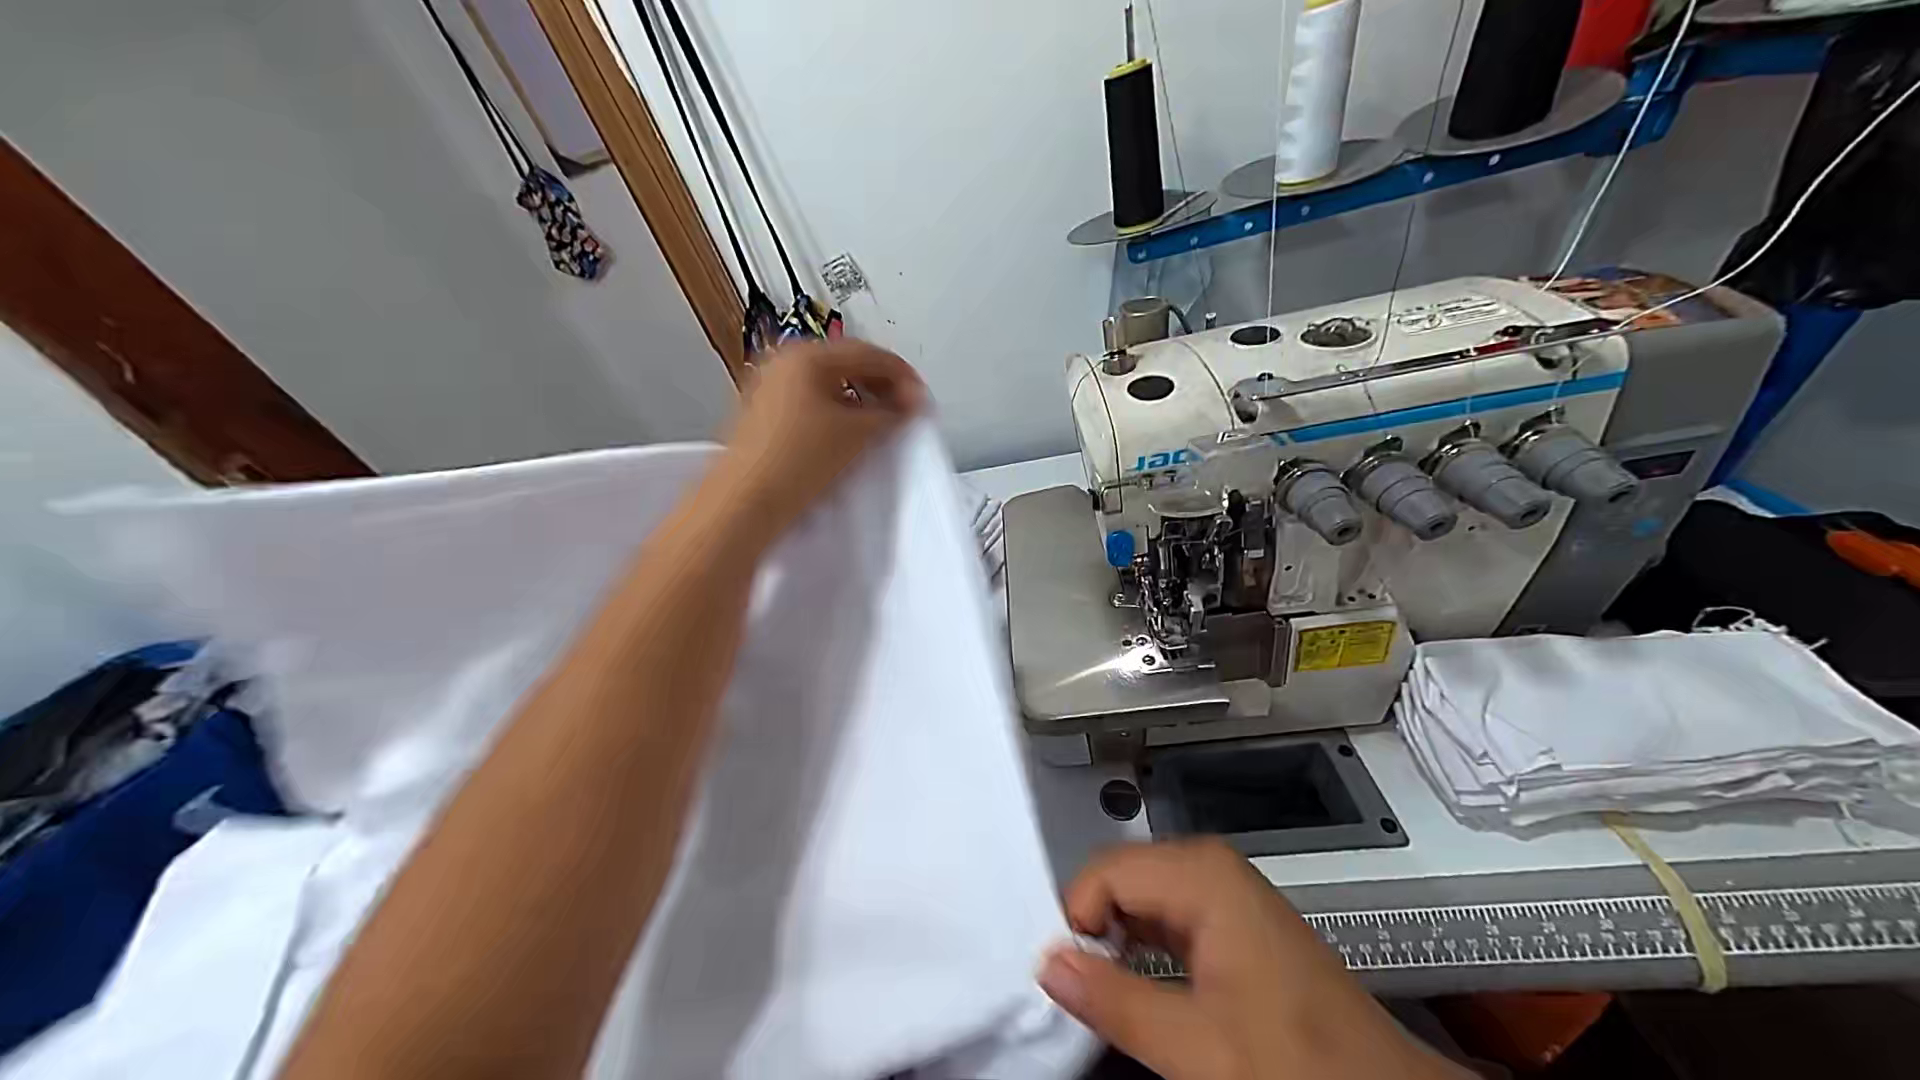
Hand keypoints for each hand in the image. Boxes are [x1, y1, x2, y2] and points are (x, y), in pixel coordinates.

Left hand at [714, 339, 924, 538]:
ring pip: (830, 386)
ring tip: (881, 428)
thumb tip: (907, 405)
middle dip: (881, 388)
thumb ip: (891, 413)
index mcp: (805, 355)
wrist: (746, 503)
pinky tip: (850, 439)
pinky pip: (813, 405)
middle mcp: (783, 364)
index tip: (920, 398)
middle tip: (905, 411)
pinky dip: (838, 416)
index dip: (903, 376)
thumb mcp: (857, 434)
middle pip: (848, 365)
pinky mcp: (766, 416)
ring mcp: (771, 389)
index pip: (869, 353)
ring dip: (861, 403)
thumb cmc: (792, 464)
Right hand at [1039, 840, 1467, 1079]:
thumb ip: (1115, 1001)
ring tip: (1110, 993)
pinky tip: (1137, 984)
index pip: (1102, 873)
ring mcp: (1218, 886)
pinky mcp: (1225, 913)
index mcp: (1201, 873)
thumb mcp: (1199, 1046)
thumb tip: (1049, 965)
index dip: (1077, 923)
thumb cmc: (1301, 1063)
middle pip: (1116, 878)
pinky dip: (1136, 944)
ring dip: (1112, 940)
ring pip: (1133, 895)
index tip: (1071, 979)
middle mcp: (1207, 865)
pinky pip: (1157, 912)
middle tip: (1088, 991)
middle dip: (1092, 929)